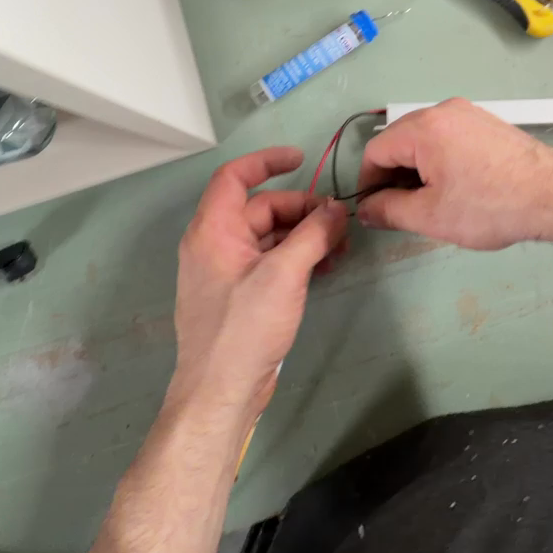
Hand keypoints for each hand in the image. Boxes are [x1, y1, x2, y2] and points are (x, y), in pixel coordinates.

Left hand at [169, 147, 347, 421]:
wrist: (220, 393)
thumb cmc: (244, 327)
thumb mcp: (283, 274)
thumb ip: (313, 234)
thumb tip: (337, 208)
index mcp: (213, 230)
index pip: (235, 177)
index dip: (267, 161)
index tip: (302, 159)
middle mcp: (215, 244)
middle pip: (262, 208)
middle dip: (302, 209)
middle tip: (339, 222)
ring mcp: (228, 271)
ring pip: (270, 236)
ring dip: (305, 235)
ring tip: (340, 247)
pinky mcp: (241, 295)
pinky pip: (271, 260)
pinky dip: (298, 257)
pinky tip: (326, 267)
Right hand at [355, 98, 552, 249]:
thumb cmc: (489, 206)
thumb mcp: (431, 216)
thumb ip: (389, 210)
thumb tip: (366, 209)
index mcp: (424, 127)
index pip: (375, 150)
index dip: (368, 182)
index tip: (373, 210)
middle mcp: (444, 110)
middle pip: (400, 140)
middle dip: (392, 175)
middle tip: (401, 210)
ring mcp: (469, 113)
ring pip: (425, 139)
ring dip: (417, 169)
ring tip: (430, 202)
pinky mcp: (488, 123)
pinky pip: (449, 137)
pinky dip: (440, 159)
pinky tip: (455, 187)